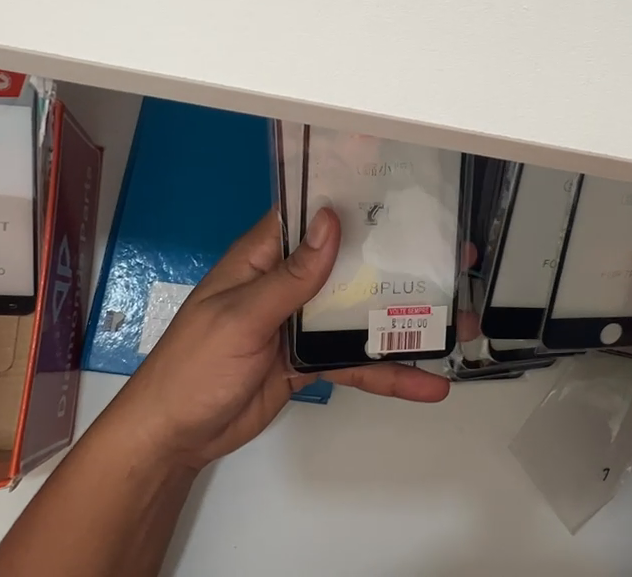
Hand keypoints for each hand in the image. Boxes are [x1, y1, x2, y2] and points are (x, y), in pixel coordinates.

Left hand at [103, 207, 449, 470]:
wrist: (174, 436)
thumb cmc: (195, 365)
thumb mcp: (242, 317)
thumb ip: (291, 277)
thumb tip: (330, 221)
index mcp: (265, 258)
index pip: (313, 217)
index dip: (353, 202)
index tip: (403, 194)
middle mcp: (288, 283)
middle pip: (349, 265)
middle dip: (398, 264)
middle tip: (452, 261)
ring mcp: (300, 323)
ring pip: (359, 314)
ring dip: (402, 321)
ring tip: (457, 325)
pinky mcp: (308, 361)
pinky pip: (354, 361)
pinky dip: (387, 372)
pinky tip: (426, 384)